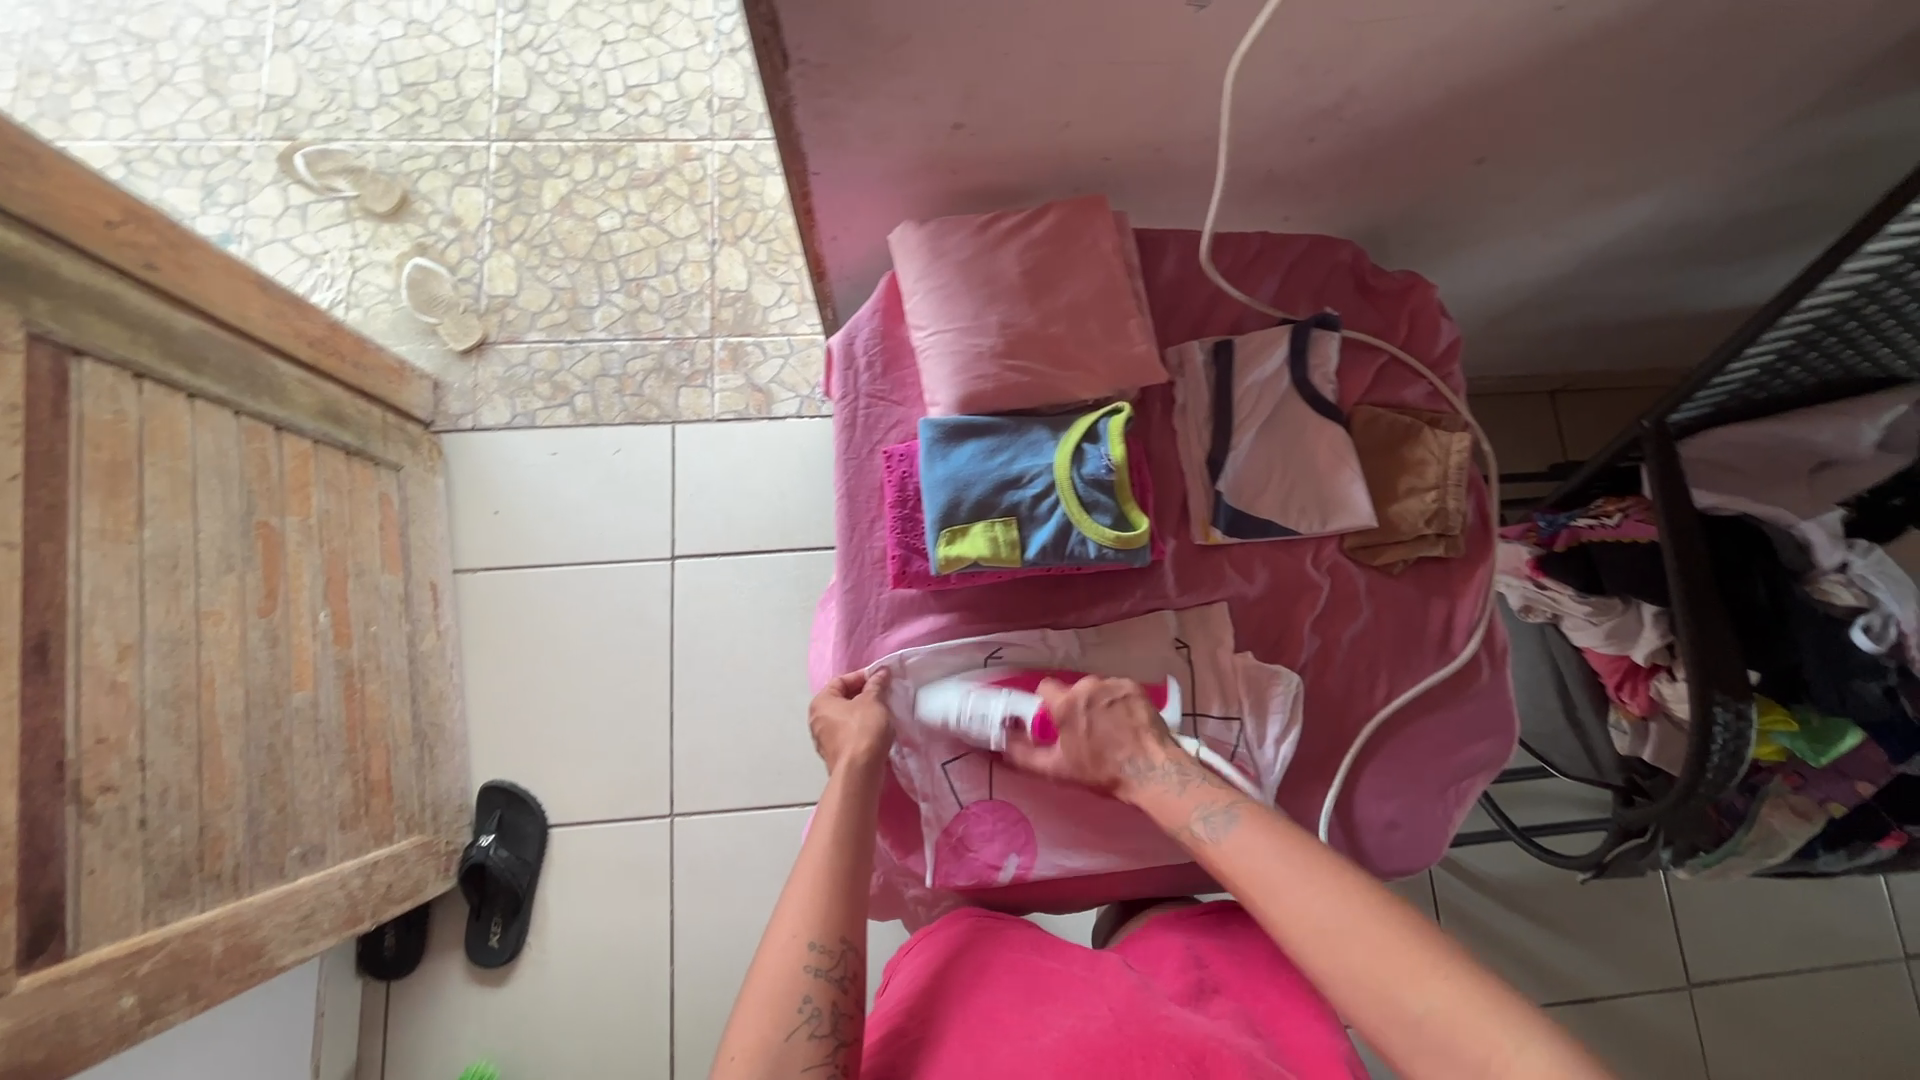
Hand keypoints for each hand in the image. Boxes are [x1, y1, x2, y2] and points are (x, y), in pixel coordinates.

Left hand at [808, 668, 893, 775]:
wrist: (860, 772)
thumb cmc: (863, 730)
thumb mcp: (873, 701)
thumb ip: (876, 684)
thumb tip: (881, 672)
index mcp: (820, 702)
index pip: (841, 680)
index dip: (862, 676)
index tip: (881, 678)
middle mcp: (817, 720)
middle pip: (842, 699)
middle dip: (864, 695)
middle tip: (884, 694)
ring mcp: (824, 740)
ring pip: (846, 718)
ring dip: (864, 712)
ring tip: (884, 711)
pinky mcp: (835, 755)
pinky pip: (849, 734)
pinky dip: (862, 729)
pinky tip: (877, 730)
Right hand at [1000, 675, 1178, 798]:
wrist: (1152, 771)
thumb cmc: (1103, 771)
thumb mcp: (1059, 769)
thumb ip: (1025, 755)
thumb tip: (1002, 746)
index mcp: (1066, 703)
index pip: (1045, 688)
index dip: (1048, 704)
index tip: (1056, 720)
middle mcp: (1088, 686)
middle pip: (1073, 690)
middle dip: (1076, 706)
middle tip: (1087, 731)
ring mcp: (1113, 684)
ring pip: (1096, 689)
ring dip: (1098, 703)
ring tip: (1111, 728)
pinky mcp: (1134, 686)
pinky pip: (1117, 689)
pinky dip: (1118, 702)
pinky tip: (1127, 722)